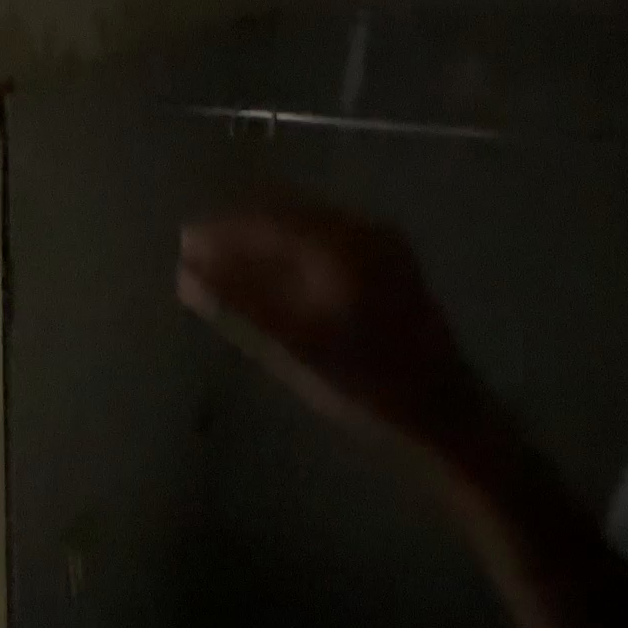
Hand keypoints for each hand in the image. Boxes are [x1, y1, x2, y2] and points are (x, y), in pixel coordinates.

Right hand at [177, 194, 482, 453]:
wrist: (443, 414)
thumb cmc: (363, 383)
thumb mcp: (292, 345)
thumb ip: (237, 301)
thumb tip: (186, 271)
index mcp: (341, 247)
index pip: (266, 221)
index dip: (220, 231)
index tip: (184, 243)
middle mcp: (362, 231)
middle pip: (285, 213)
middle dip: (238, 230)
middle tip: (197, 249)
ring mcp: (380, 243)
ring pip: (304, 223)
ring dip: (262, 238)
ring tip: (226, 260)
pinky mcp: (388, 260)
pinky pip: (324, 236)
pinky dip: (289, 247)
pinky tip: (270, 270)